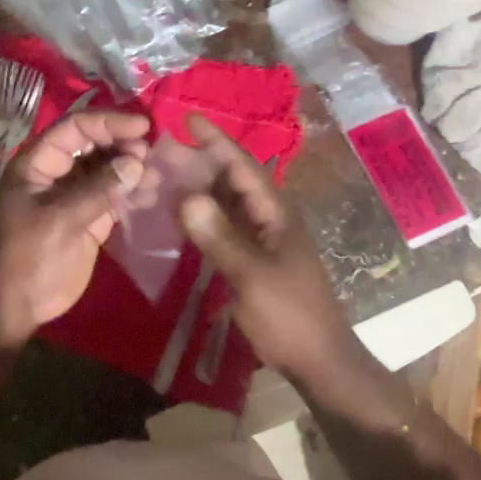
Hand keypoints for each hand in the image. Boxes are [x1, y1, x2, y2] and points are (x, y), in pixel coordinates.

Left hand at [0, 111, 152, 349]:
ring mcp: (73, 197)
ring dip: (131, 170)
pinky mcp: (87, 222)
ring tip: (158, 177)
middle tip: (152, 156)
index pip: (75, 129)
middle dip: (123, 145)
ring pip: (106, 171)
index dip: (107, 123)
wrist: (9, 308)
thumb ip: (96, 191)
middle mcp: (57, 174)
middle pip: (94, 146)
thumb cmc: (23, 257)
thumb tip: (135, 163)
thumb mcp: (57, 221)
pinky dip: (132, 194)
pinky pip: (113, 198)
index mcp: (37, 164)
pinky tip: (152, 195)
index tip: (142, 127)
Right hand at [175, 113, 368, 387]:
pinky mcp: (251, 261)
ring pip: (225, 204)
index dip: (217, 141)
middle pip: (231, 180)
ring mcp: (261, 241)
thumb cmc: (290, 316)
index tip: (188, 118)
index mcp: (275, 214)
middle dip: (200, 161)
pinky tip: (177, 216)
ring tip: (162, 174)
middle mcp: (268, 219)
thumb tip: (186, 195)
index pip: (242, 166)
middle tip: (161, 148)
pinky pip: (222, 228)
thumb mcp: (252, 275)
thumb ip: (219, 236)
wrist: (319, 362)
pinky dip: (200, 218)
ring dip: (197, 188)